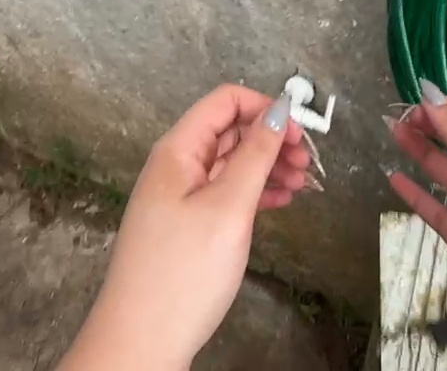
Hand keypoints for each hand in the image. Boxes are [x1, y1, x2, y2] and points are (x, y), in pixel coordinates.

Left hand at [59, 85, 314, 370]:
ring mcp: (180, 197)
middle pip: (230, 131)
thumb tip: (279, 111)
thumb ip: (256, 155)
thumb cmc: (183, 273)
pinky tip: (281, 201)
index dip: (264, 107)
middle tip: (307, 162)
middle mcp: (176, 165)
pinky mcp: (187, 225)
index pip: (225, 101)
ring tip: (302, 183)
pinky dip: (255, 192)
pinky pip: (226, 192)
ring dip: (268, 166)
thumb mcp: (228, 208)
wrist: (139, 348)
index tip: (298, 131)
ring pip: (231, 163)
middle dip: (271, 138)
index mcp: (178, 150)